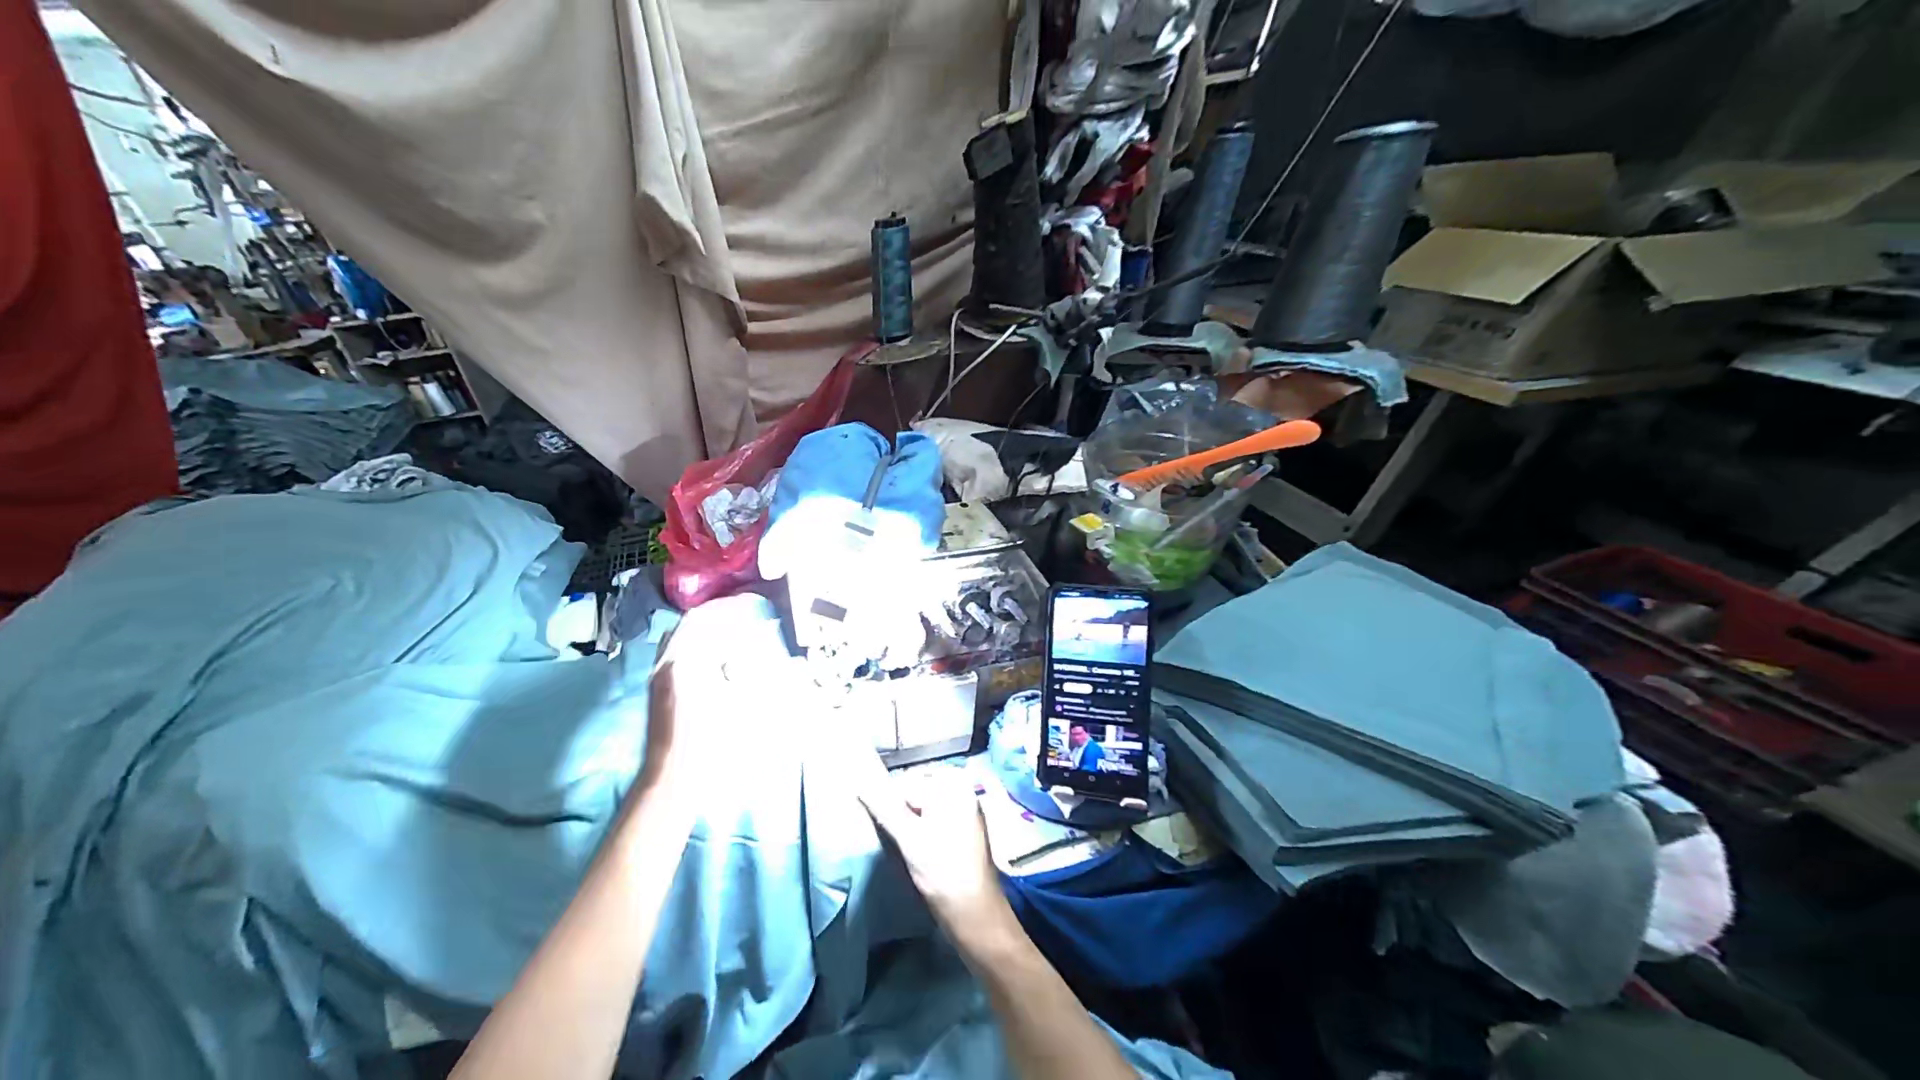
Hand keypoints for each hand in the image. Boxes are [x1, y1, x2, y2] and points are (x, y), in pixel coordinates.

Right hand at [856, 764, 1010, 929]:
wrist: (974, 914)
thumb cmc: (944, 873)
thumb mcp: (910, 838)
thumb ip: (884, 808)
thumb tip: (859, 783)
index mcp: (954, 784)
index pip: (906, 782)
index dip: (889, 804)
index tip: (883, 826)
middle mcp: (961, 790)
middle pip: (913, 794)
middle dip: (899, 814)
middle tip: (896, 840)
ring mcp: (961, 811)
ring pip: (919, 810)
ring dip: (905, 826)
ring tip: (905, 848)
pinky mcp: (958, 831)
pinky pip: (928, 822)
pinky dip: (917, 833)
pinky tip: (915, 852)